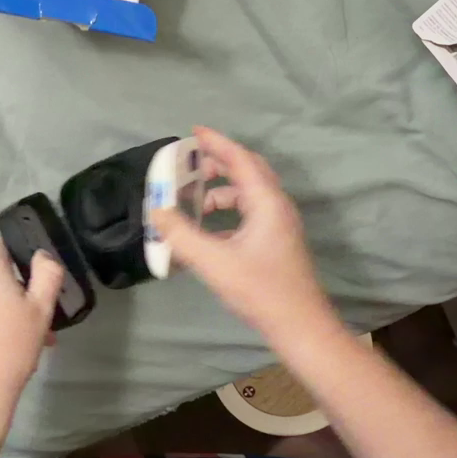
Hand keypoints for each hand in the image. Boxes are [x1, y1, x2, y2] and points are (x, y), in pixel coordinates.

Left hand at [0, 239, 64, 421]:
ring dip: (10, 312)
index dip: (18, 253)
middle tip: (43, 319)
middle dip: (19, 291)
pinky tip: (11, 352)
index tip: (36, 274)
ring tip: (32, 342)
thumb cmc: (13, 345)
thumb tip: (42, 254)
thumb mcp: (42, 308)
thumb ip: (47, 274)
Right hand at [151, 126, 338, 345]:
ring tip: (191, 201)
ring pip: (247, 195)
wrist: (299, 326)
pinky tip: (205, 233)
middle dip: (217, 163)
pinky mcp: (275, 244)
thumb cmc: (260, 290)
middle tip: (188, 164)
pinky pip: (248, 215)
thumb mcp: (214, 262)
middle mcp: (276, 207)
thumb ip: (181, 235)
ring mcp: (278, 226)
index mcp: (266, 202)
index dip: (216, 143)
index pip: (240, 159)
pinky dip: (226, 214)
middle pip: (247, 172)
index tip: (193, 131)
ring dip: (219, 192)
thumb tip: (156, 212)